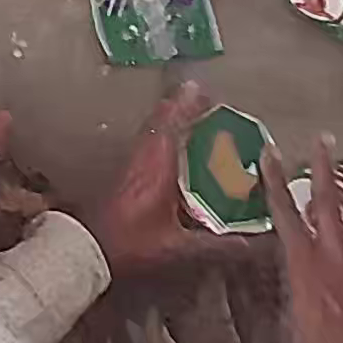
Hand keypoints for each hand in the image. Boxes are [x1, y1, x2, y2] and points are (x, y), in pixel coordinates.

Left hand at [84, 82, 246, 275]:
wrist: (88, 250)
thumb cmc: (130, 243)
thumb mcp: (178, 247)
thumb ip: (217, 245)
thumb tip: (254, 245)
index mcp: (157, 160)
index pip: (174, 117)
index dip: (190, 101)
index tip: (208, 91)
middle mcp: (144, 152)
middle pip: (164, 116)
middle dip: (187, 106)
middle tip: (210, 103)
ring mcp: (133, 159)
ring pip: (156, 126)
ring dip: (175, 118)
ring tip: (200, 120)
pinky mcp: (128, 170)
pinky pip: (150, 139)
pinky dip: (166, 134)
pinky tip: (180, 149)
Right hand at [262, 138, 342, 342]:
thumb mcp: (289, 322)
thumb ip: (291, 286)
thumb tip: (289, 267)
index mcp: (306, 267)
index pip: (285, 213)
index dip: (275, 181)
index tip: (270, 152)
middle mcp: (338, 258)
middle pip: (329, 204)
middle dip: (323, 169)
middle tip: (324, 139)